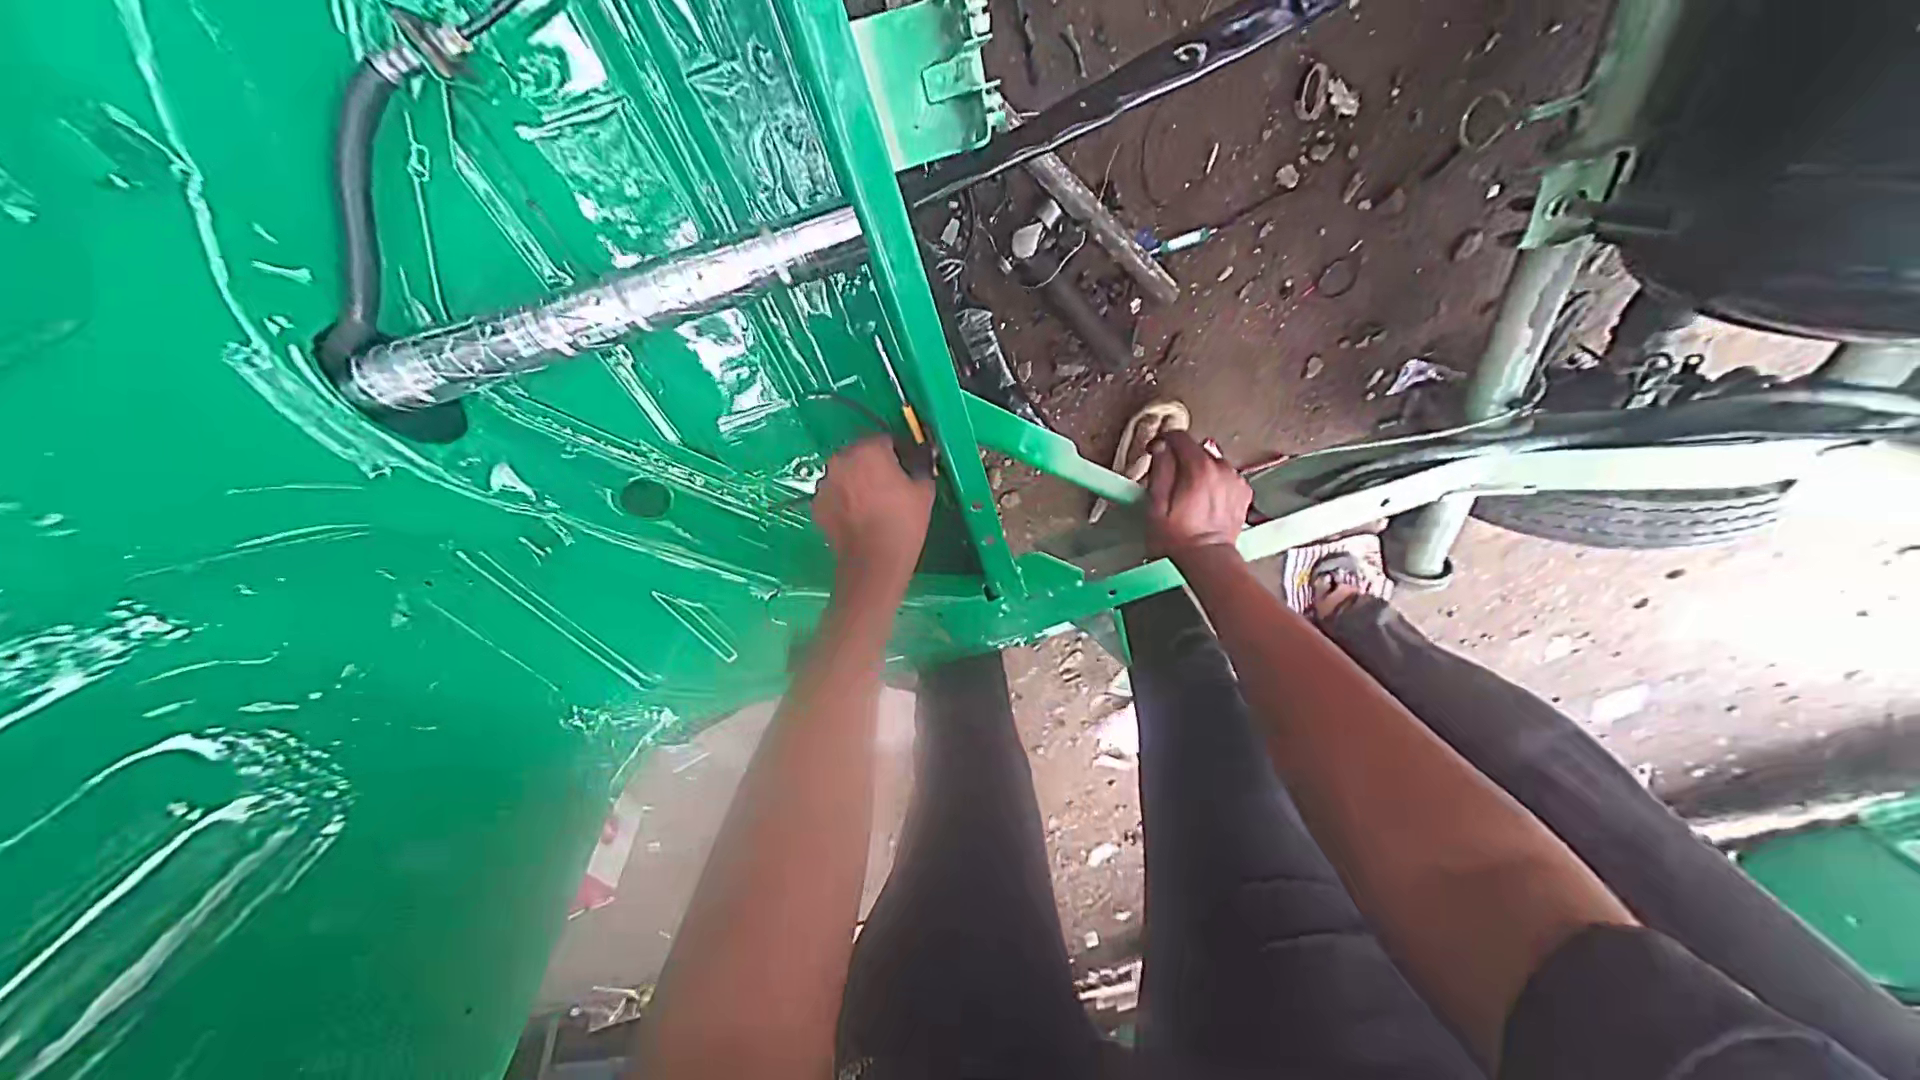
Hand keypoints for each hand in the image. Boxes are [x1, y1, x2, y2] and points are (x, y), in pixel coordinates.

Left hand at [814, 435, 934, 583]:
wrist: (873, 561)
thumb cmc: (903, 522)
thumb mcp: (924, 490)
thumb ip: (922, 466)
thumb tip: (921, 458)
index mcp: (868, 449)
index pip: (885, 440)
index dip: (899, 453)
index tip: (907, 470)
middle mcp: (841, 460)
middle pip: (861, 455)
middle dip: (874, 466)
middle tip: (890, 488)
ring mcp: (825, 483)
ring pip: (845, 474)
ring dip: (857, 482)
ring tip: (873, 505)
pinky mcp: (817, 505)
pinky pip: (835, 495)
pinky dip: (844, 501)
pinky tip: (858, 518)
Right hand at [1144, 430, 1251, 558]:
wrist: (1206, 560)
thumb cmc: (1178, 539)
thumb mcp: (1156, 504)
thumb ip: (1160, 470)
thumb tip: (1162, 448)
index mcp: (1198, 469)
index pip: (1180, 436)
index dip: (1163, 441)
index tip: (1155, 451)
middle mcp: (1221, 469)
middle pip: (1197, 448)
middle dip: (1181, 457)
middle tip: (1169, 478)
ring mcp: (1235, 480)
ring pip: (1212, 461)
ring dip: (1198, 469)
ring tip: (1187, 492)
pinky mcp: (1242, 492)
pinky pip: (1225, 475)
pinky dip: (1214, 480)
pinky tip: (1203, 499)